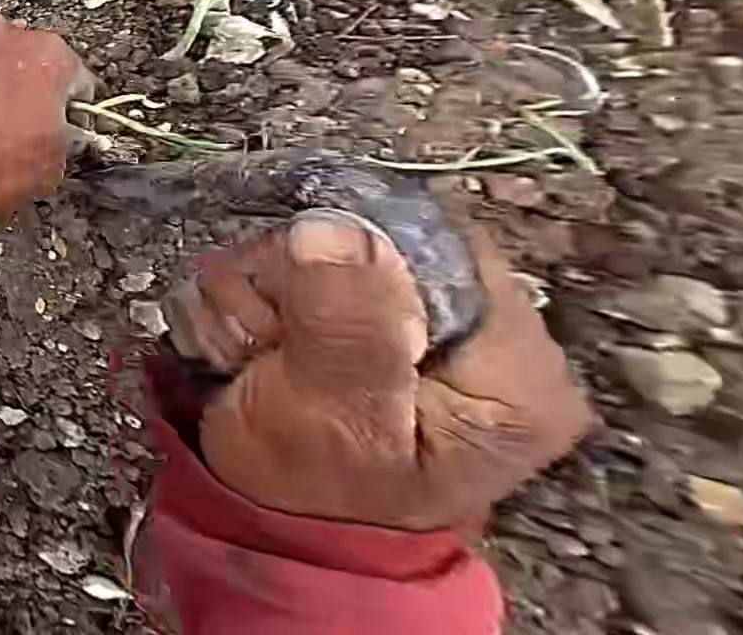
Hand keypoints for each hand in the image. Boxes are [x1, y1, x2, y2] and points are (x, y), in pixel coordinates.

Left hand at [0, 16, 92, 233]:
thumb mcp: (47, 170)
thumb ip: (66, 137)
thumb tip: (63, 132)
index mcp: (47, 57)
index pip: (74, 75)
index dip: (67, 103)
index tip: (57, 117)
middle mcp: (1, 33)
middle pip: (22, 56)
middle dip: (19, 83)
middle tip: (6, 122)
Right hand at [182, 212, 595, 530]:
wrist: (259, 514)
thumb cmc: (314, 486)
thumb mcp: (340, 416)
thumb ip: (348, 325)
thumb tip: (335, 228)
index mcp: (505, 359)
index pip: (438, 243)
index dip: (359, 251)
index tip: (306, 298)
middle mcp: (449, 323)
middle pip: (352, 238)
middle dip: (289, 281)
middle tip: (274, 342)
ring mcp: (379, 311)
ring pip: (293, 246)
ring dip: (253, 294)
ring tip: (255, 352)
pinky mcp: (326, 307)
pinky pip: (260, 264)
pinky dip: (238, 300)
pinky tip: (244, 345)